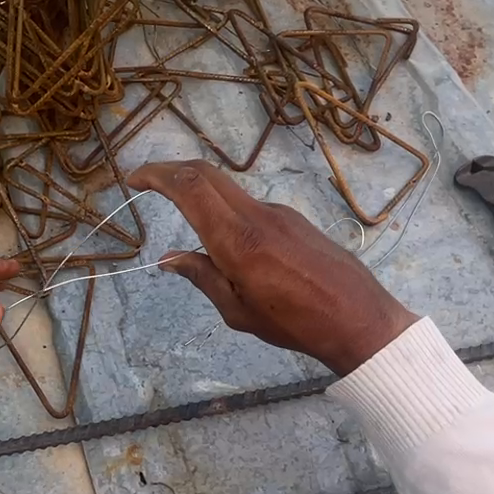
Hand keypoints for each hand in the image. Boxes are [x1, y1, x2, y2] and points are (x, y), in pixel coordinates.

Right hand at [127, 161, 416, 375]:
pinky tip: (222, 237)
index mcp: (237, 240)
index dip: (158, 175)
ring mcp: (277, 212)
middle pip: (206, 174)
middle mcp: (256, 215)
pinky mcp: (292, 218)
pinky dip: (222, 207)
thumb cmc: (293, 323)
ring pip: (227, 188)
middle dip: (171, 170)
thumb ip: (202, 277)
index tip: (135, 178)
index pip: (190, 188)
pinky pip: (247, 204)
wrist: (359, 318)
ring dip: (197, 189)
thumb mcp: (236, 311)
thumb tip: (168, 259)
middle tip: (146, 180)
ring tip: (179, 210)